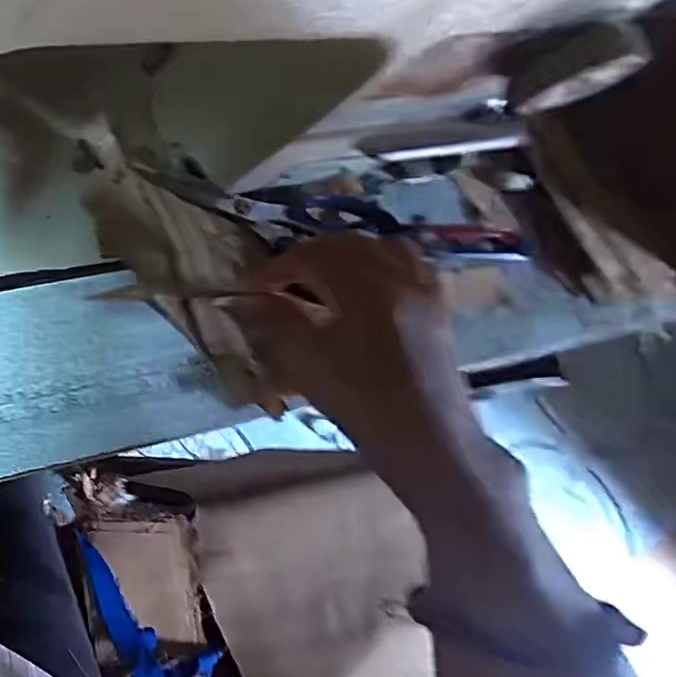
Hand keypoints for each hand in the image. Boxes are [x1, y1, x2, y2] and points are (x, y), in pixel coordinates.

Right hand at [228, 234, 471, 445]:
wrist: (420, 430)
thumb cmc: (355, 395)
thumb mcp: (301, 357)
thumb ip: (272, 318)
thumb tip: (241, 298)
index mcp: (367, 289)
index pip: (312, 257)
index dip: (275, 268)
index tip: (250, 289)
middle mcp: (400, 278)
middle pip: (346, 245)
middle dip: (304, 257)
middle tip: (275, 282)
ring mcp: (424, 288)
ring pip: (378, 247)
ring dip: (339, 255)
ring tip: (313, 278)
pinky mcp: (434, 302)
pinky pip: (405, 261)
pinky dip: (373, 262)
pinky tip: (355, 283)